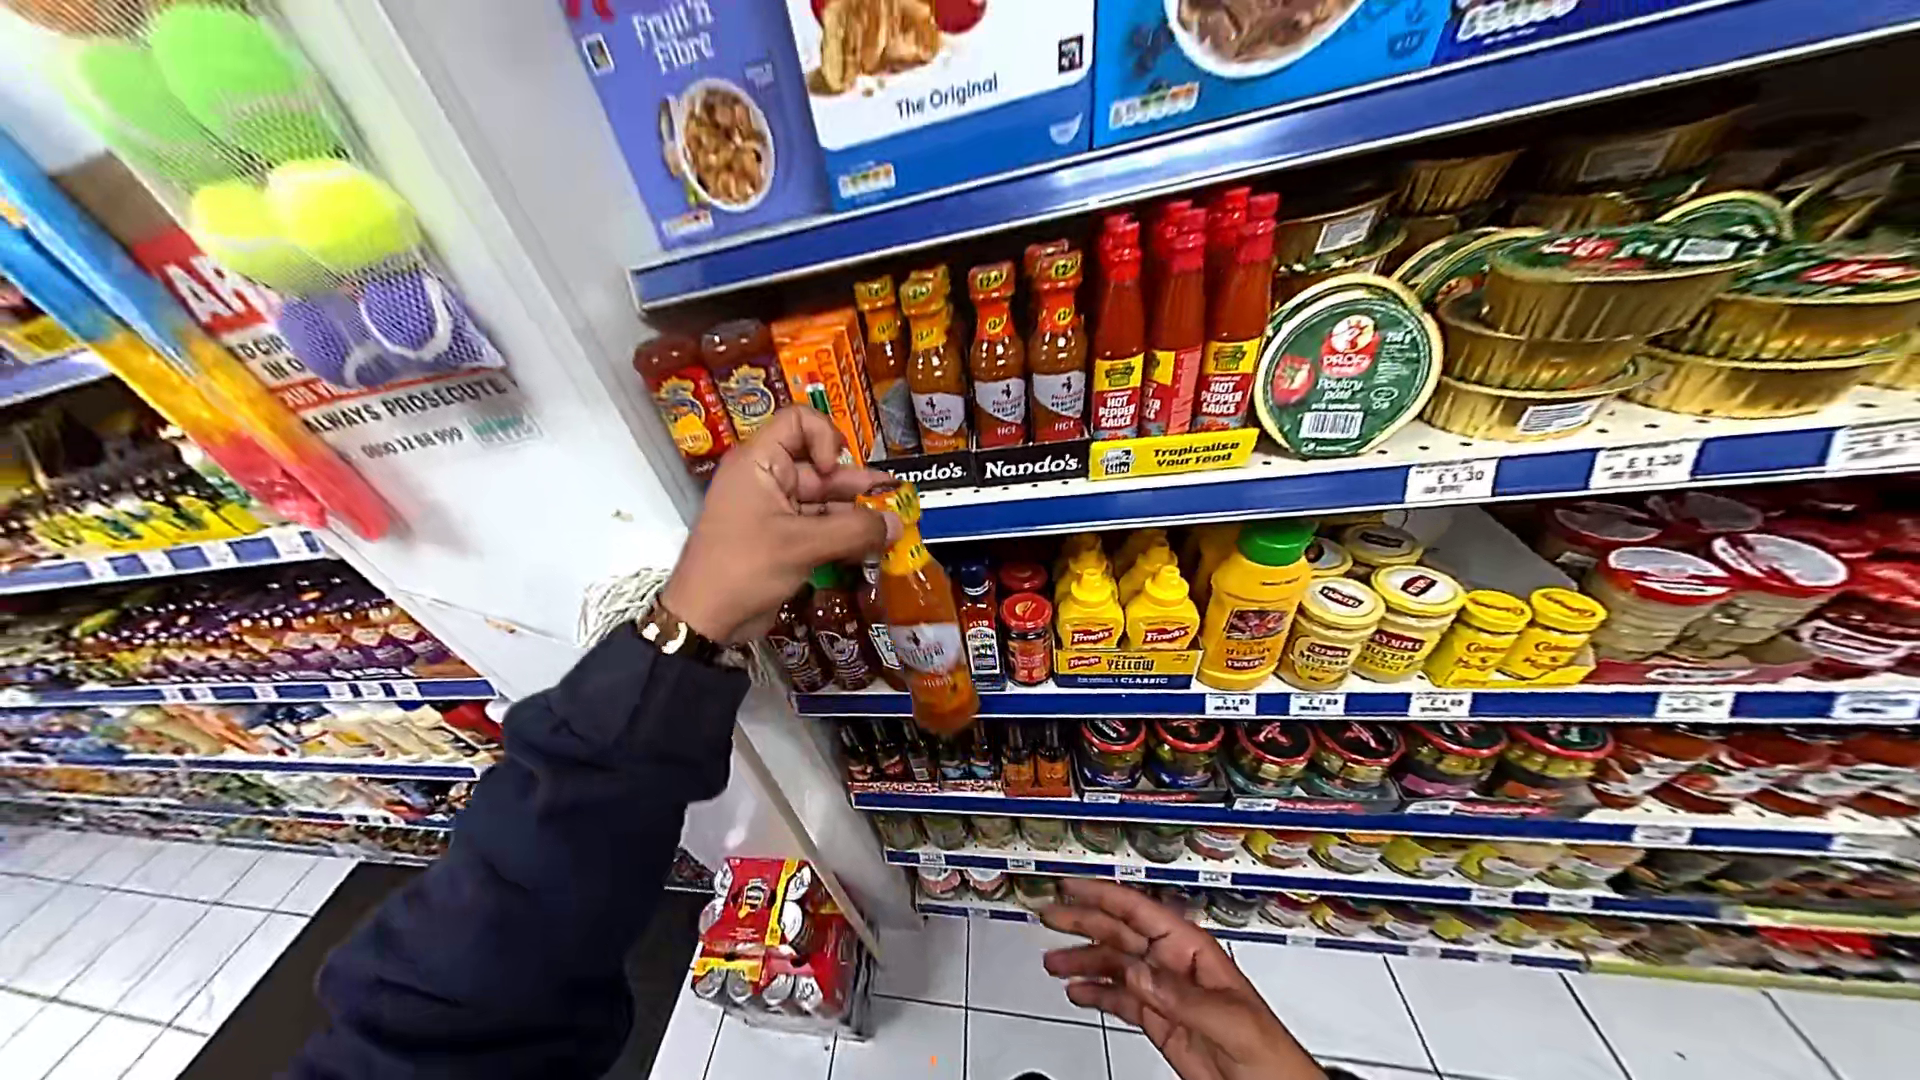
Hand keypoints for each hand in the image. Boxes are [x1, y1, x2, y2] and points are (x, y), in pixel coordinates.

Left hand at [663, 406, 899, 641]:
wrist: (706, 620)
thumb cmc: (744, 568)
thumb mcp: (801, 545)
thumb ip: (854, 532)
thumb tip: (898, 524)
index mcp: (760, 463)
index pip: (799, 421)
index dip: (825, 437)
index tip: (835, 470)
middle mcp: (769, 478)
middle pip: (821, 467)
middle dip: (858, 484)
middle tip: (895, 500)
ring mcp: (776, 509)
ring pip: (825, 499)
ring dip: (857, 513)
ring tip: (892, 528)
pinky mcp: (783, 537)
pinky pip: (821, 525)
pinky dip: (845, 534)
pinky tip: (872, 547)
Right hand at [1040, 879, 1325, 1079]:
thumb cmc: (1273, 1058)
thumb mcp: (1232, 1022)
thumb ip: (1182, 995)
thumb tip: (1137, 970)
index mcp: (1189, 950)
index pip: (1137, 911)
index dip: (1102, 894)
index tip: (1071, 884)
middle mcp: (1171, 963)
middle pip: (1118, 933)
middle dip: (1081, 923)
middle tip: (1049, 917)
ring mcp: (1163, 992)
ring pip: (1113, 964)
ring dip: (1082, 960)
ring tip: (1054, 963)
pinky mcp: (1159, 1021)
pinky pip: (1119, 998)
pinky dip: (1095, 992)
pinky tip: (1077, 991)